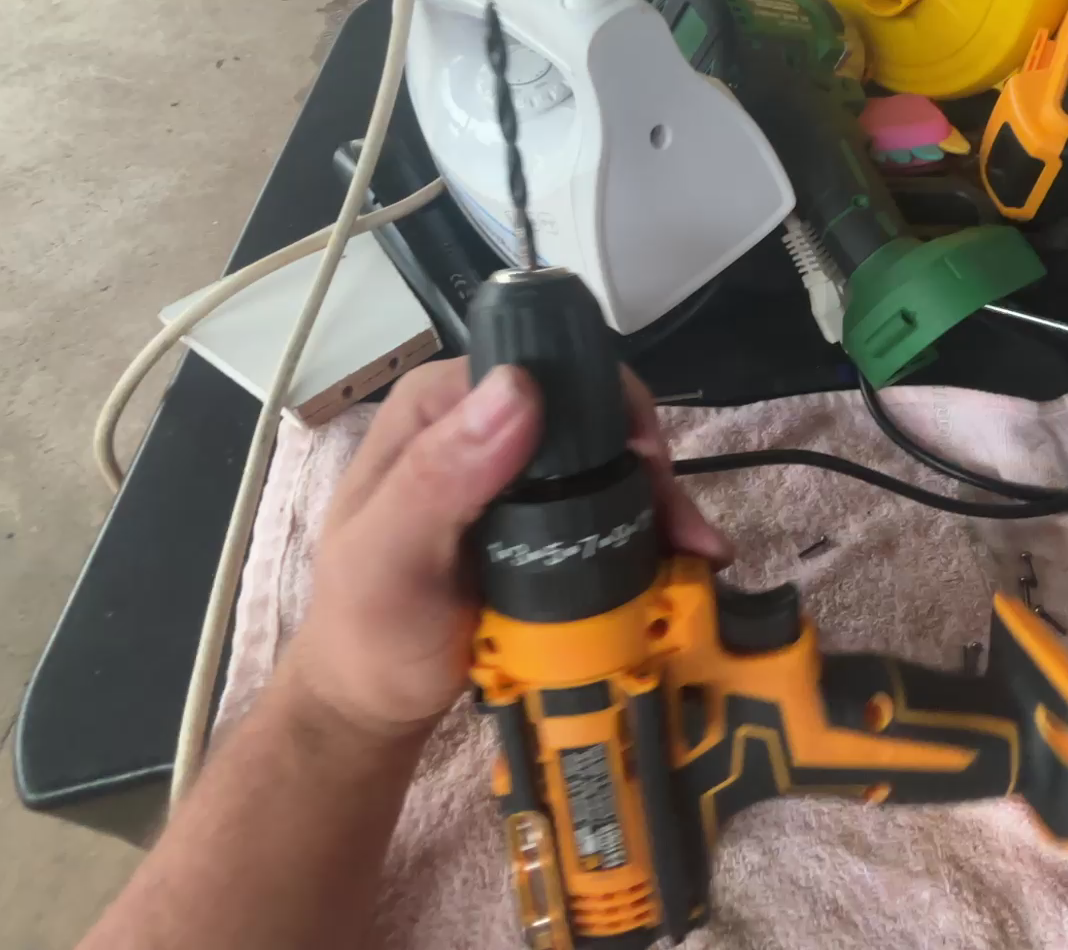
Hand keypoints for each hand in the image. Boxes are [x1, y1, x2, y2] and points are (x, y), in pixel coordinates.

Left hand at [280, 359, 729, 741]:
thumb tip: (518, 387)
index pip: (540, 370)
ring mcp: (520, 472)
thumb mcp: (388, 557)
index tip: (644, 459)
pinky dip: (650, 527)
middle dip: (647, 462)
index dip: (604, 405)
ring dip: (660, 499)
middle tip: (679, 522)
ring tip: (696, 550)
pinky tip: (683, 559)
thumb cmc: (371, 631)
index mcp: (440, 407)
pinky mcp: (545, 516)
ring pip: (611, 459)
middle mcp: (485, 424)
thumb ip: (437, 477)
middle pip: (591, 415)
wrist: (381, 698)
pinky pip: (610, 503)